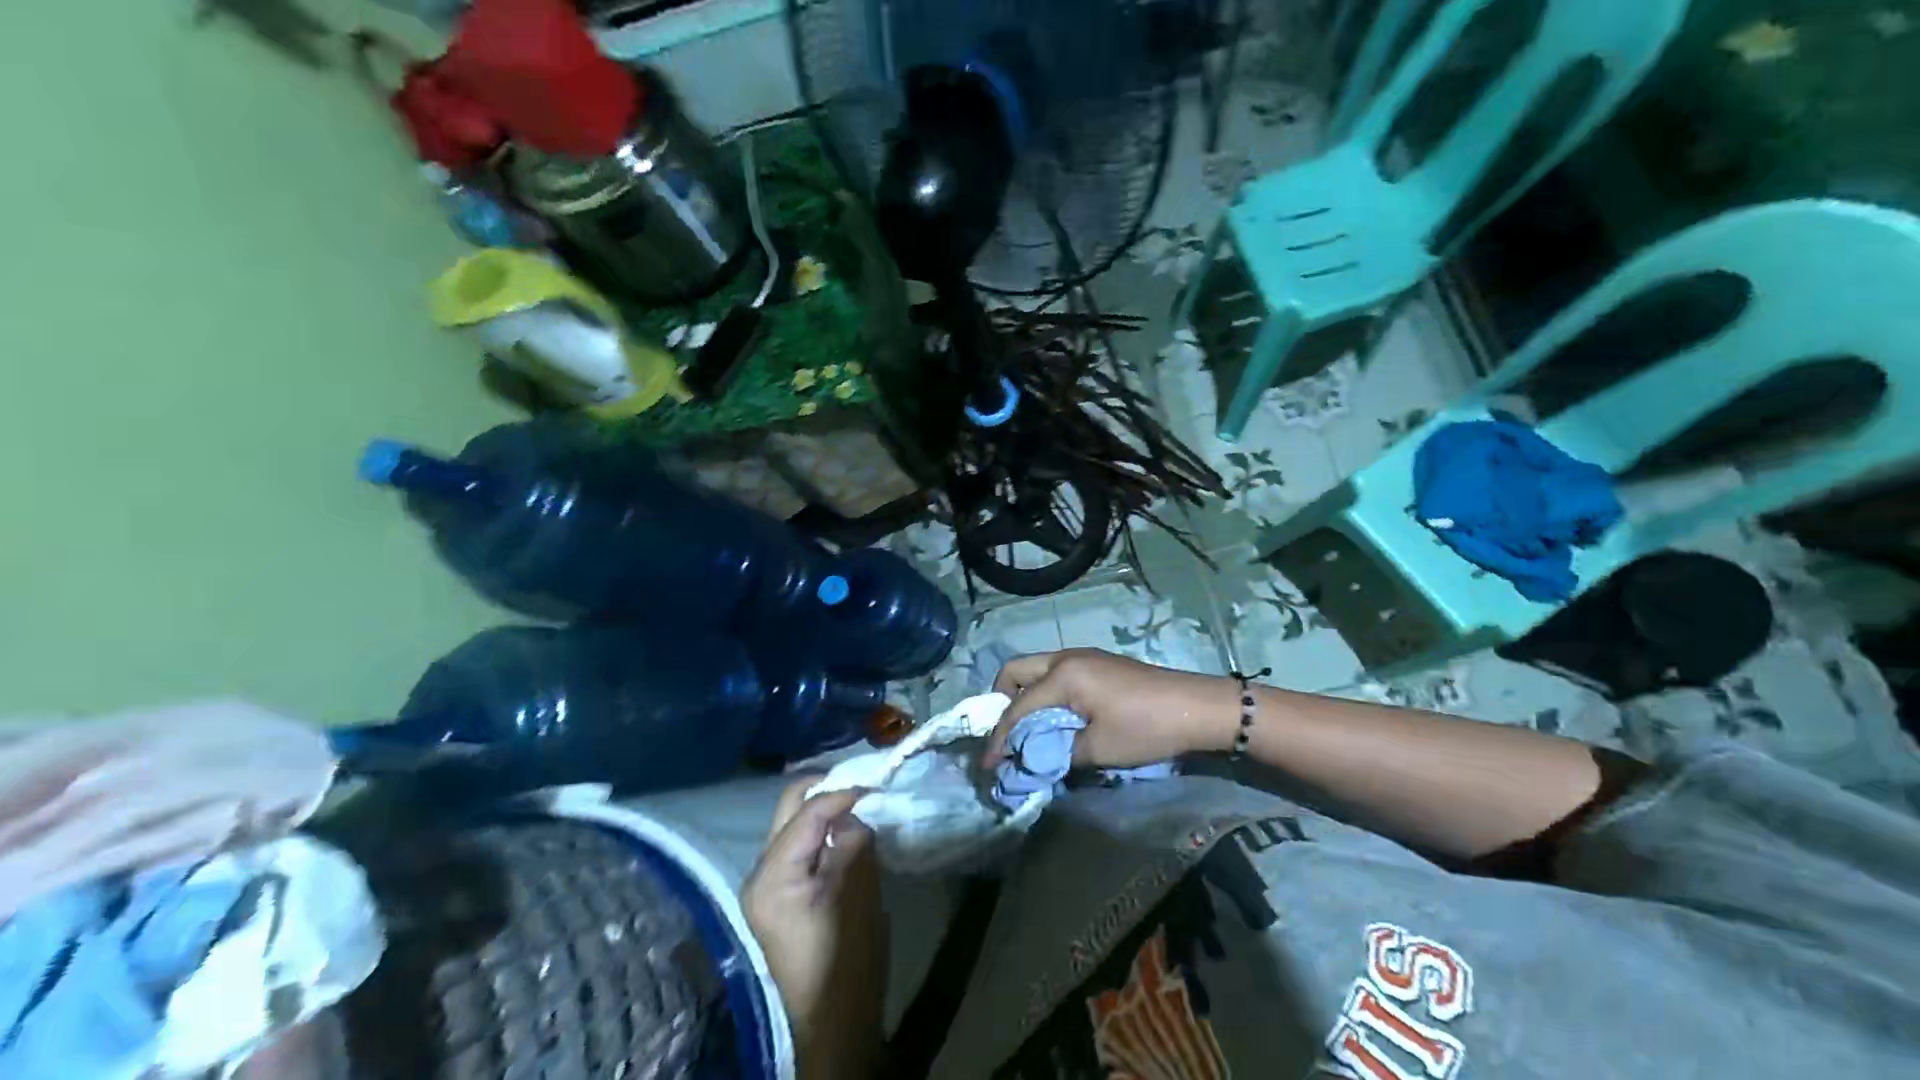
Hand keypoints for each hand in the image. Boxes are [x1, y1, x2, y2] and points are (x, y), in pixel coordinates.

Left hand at [741, 780, 885, 1079]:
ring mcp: (767, 884)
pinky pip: (801, 847)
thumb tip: (860, 814)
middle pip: (791, 807)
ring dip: (827, 811)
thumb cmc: (845, 963)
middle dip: (828, 791)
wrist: (829, 1026)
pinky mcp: (780, 896)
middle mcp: (761, 871)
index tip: (879, 782)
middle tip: (867, 787)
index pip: (808, 810)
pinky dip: (824, 834)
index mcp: (774, 874)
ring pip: (795, 824)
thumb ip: (855, 845)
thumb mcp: (857, 897)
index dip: (845, 791)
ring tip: (864, 807)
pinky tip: (851, 836)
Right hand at [984, 649, 1241, 768]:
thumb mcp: (1098, 749)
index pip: (1017, 707)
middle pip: (1015, 671)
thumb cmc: (1146, 729)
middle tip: (1006, 735)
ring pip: (1035, 669)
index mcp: (1063, 675)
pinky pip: (1055, 673)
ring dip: (1024, 697)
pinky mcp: (1098, 663)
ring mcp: (1083, 657)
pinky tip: (1056, 718)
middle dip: (1002, 702)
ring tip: (1028, 730)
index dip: (1000, 737)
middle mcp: (1066, 658)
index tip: (989, 765)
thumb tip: (1032, 758)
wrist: (1197, 707)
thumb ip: (1057, 752)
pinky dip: (1045, 693)